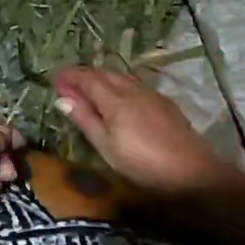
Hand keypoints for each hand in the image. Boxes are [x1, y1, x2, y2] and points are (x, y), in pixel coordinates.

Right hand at [51, 67, 244, 199]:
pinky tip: (118, 98)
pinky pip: (135, 84)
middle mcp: (133, 89)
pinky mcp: (164, 103)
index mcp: (115, 98)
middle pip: (105, 73)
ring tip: (89, 89)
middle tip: (67, 84)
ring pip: (122, 77)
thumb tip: (62, 98)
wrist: (190, 171)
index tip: (54, 79)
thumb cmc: (142, 163)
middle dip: (84, 75)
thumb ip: (85, 119)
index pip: (88, 78)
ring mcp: (151, 94)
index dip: (70, 76)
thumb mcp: (106, 146)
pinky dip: (119, 85)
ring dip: (102, 78)